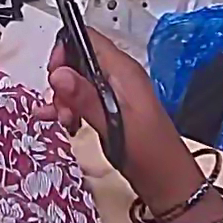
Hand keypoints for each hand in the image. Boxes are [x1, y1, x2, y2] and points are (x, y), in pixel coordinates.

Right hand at [35, 28, 207, 197]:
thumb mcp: (113, 125)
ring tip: (64, 118)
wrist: (168, 184)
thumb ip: (85, 98)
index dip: (64, 50)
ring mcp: (113, 92)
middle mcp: (118, 76)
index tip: (54, 76)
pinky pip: (81, 97)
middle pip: (77, 59)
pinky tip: (60, 119)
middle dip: (61, 80)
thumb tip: (59, 74)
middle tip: (62, 105)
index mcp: (123, 71)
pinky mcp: (108, 107)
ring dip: (63, 97)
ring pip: (75, 80)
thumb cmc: (151, 154)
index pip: (87, 38)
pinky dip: (68, 106)